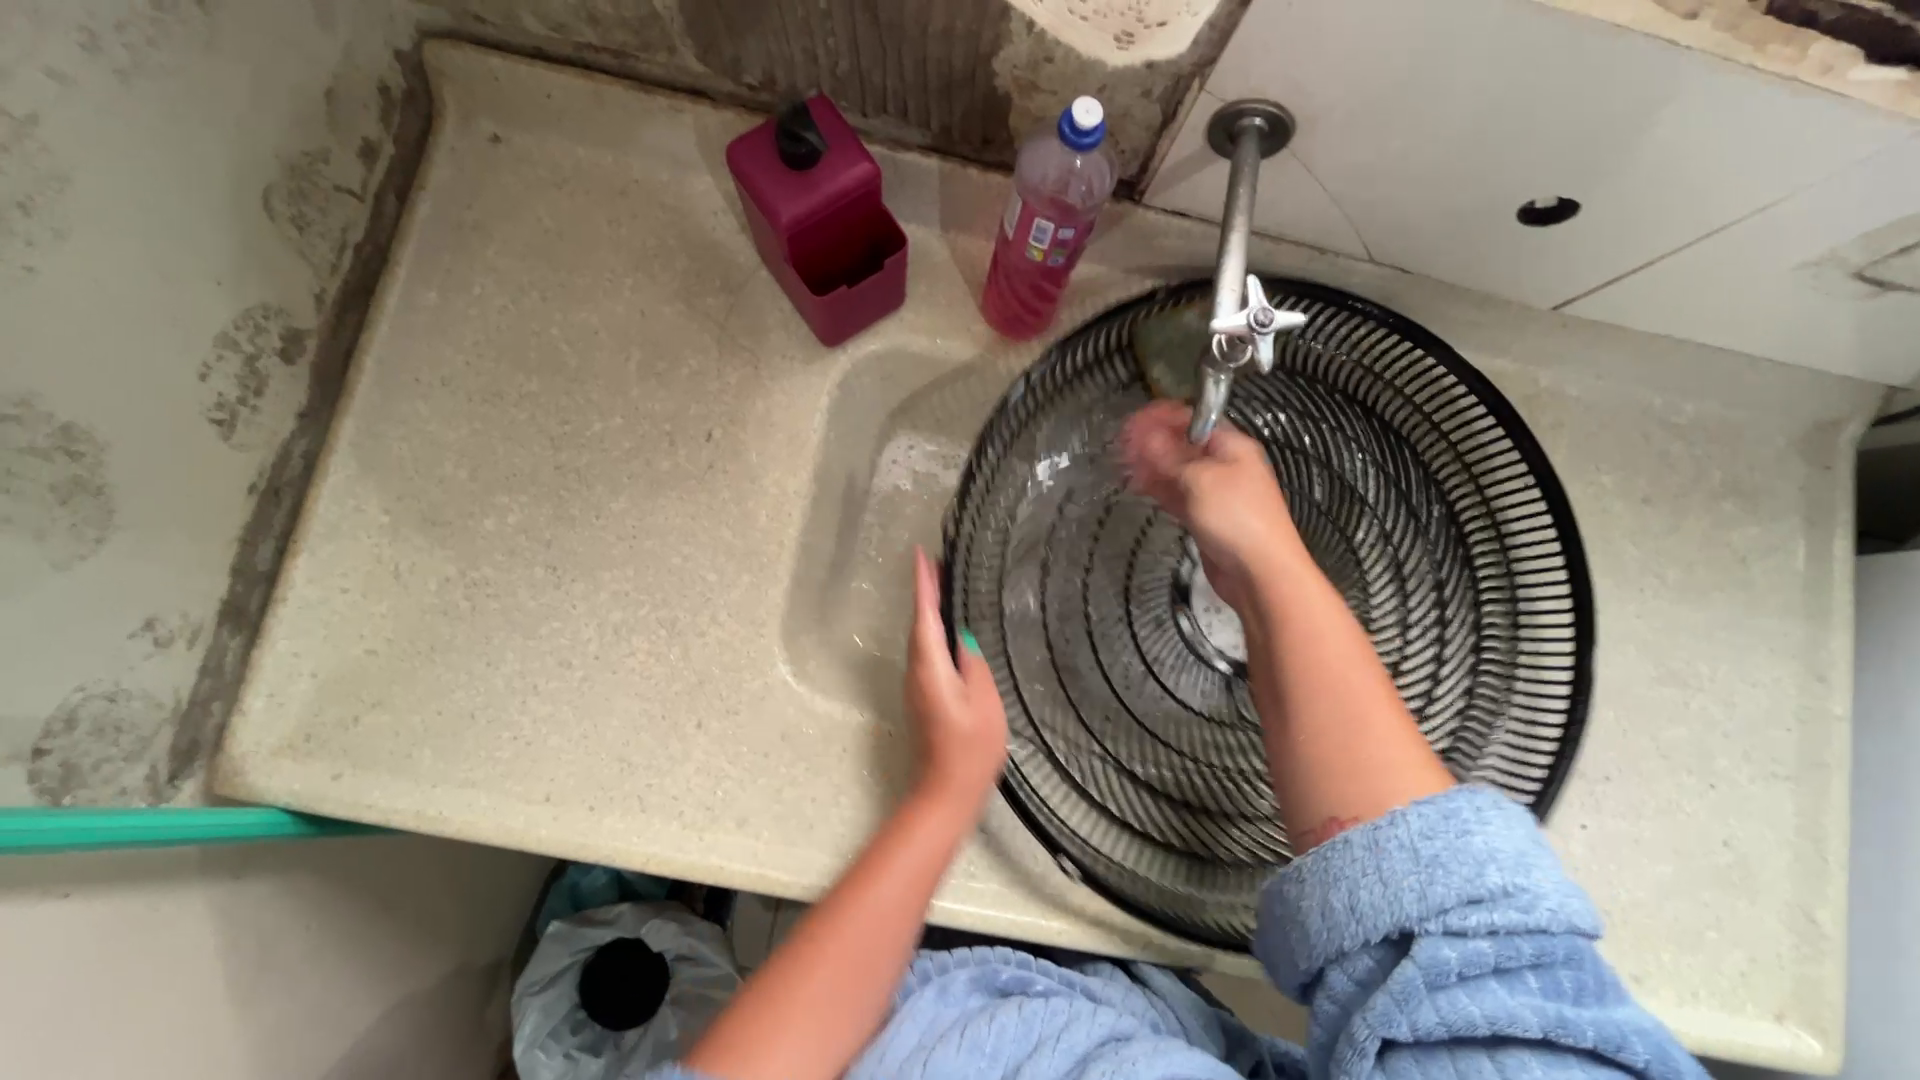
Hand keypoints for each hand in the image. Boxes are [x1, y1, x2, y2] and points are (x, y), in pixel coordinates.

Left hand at [905, 546, 1007, 809]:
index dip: (923, 584)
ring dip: (929, 611)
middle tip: (939, 562)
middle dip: (926, 592)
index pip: (925, 615)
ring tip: (945, 586)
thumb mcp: (983, 701)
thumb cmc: (970, 748)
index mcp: (930, 666)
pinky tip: (948, 629)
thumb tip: (962, 635)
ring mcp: (918, 686)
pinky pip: (927, 654)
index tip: (921, 554)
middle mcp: (917, 671)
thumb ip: (973, 662)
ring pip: (922, 638)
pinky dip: (934, 632)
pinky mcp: (924, 698)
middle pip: (920, 623)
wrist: (947, 791)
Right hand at [1116, 400, 1303, 613]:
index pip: (1192, 420)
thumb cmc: (1237, 518)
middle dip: (1152, 443)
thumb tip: (1146, 436)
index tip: (1132, 424)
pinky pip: (1177, 496)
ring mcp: (1213, 492)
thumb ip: (1169, 457)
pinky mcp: (1204, 517)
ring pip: (1176, 472)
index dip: (1161, 419)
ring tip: (1122, 466)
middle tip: (1121, 447)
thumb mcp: (1200, 479)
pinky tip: (1137, 486)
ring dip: (1151, 467)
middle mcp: (1223, 465)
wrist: (1260, 572)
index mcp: (1231, 446)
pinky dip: (1158, 490)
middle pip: (1182, 445)